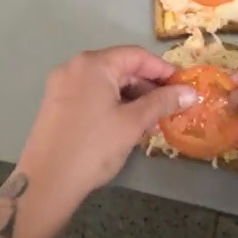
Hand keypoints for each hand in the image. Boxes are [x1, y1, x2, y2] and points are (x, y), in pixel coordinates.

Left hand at [15, 46, 195, 214]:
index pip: (136, 56)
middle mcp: (74, 67)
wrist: (47, 182)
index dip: (163, 70)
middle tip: (171, 107)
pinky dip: (113, 104)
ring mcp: (62, 86)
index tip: (184, 87)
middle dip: (148, 86)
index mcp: (93, 64)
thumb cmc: (93, 147)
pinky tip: (128, 125)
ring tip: (152, 121)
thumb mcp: (133, 123)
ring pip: (106, 83)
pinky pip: (92, 95)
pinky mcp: (56, 104)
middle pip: (120, 67)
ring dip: (132, 98)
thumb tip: (190, 92)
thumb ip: (162, 103)